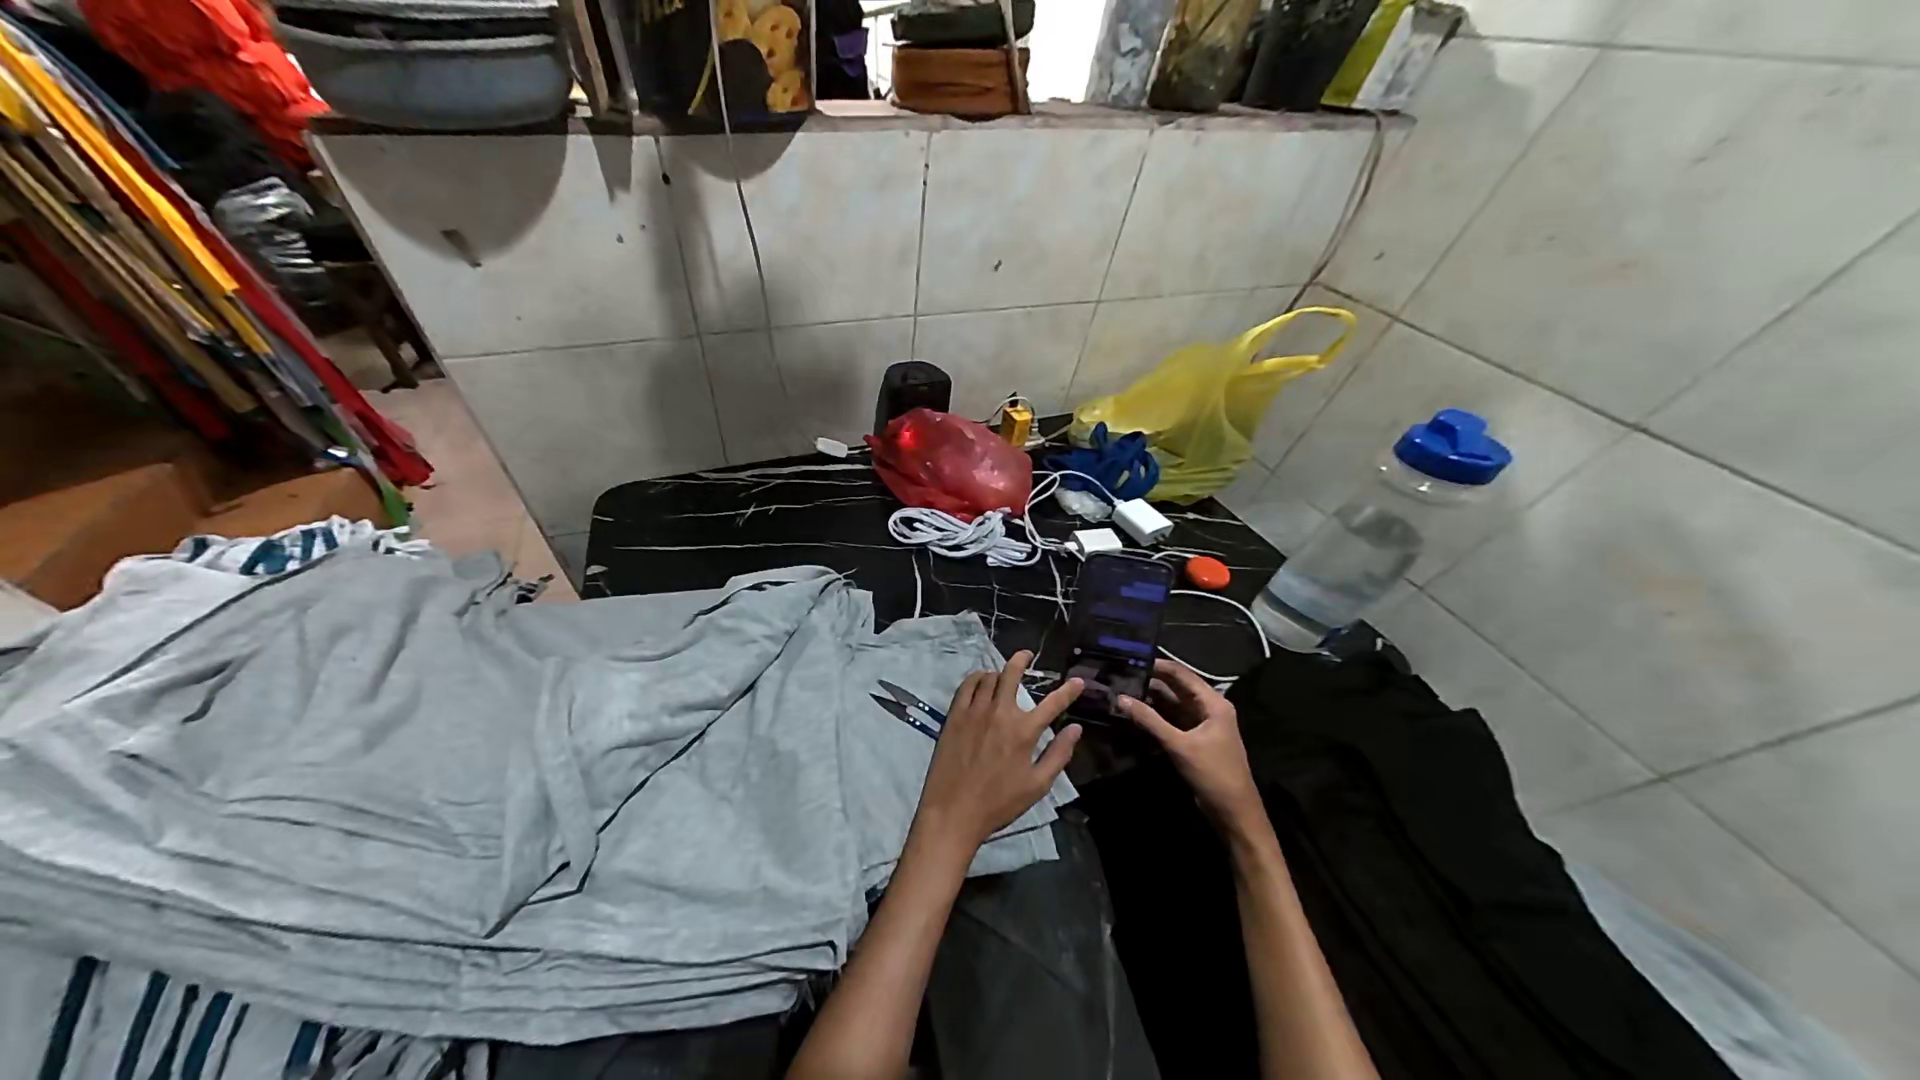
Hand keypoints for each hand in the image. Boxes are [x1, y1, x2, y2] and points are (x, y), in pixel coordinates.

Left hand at [911, 651, 1082, 854]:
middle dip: (1022, 659)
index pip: (1053, 703)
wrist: (953, 811)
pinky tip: (980, 681)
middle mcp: (1000, 713)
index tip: (1078, 680)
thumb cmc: (999, 803)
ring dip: (1000, 672)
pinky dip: (976, 678)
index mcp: (1024, 731)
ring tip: (1004, 674)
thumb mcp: (1037, 785)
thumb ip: (1059, 754)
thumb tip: (1075, 729)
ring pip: (989, 678)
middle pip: (1012, 674)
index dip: (1068, 690)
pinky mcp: (954, 716)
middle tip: (1027, 654)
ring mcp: (974, 712)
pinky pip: (966, 686)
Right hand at [1118, 659, 1261, 825]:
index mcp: (1214, 703)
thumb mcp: (1179, 745)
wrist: (1234, 811)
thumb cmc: (1212, 773)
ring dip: (1153, 698)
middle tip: (1122, 675)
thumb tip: (1121, 699)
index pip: (1182, 675)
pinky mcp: (1196, 739)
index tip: (1132, 659)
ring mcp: (1203, 724)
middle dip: (1152, 681)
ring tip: (1124, 690)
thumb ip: (1149, 720)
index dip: (1158, 666)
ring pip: (1174, 704)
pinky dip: (1157, 715)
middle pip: (1178, 687)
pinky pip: (1174, 719)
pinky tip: (1137, 712)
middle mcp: (1210, 708)